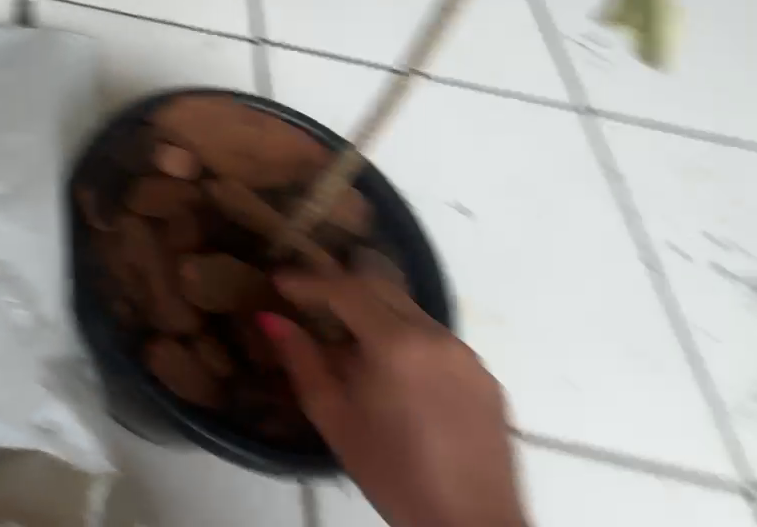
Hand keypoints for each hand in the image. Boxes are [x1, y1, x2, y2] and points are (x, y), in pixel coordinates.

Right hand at [258, 271, 526, 526]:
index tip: (277, 281)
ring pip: (408, 310)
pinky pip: (434, 338)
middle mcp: (436, 336)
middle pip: (379, 287)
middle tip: (305, 298)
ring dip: (372, 309)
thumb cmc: (392, 474)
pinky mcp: (485, 377)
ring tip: (343, 334)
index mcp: (397, 344)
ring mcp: (467, 355)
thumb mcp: (333, 417)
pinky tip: (387, 367)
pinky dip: (402, 335)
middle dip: (338, 286)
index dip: (307, 281)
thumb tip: (271, 318)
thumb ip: (300, 360)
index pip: (344, 289)